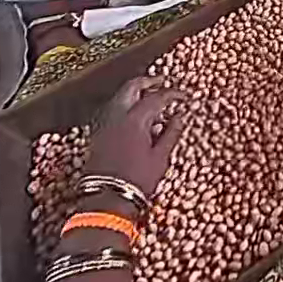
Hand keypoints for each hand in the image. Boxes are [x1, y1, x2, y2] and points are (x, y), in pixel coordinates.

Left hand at [85, 75, 184, 198]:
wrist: (107, 200)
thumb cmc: (136, 180)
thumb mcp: (160, 157)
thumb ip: (171, 133)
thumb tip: (179, 117)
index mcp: (135, 118)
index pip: (157, 96)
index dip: (172, 94)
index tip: (183, 96)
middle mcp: (117, 116)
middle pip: (133, 86)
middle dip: (149, 81)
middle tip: (162, 82)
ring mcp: (105, 124)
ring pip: (121, 97)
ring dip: (136, 92)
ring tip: (151, 99)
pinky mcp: (99, 134)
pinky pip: (114, 110)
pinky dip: (127, 106)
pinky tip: (137, 117)